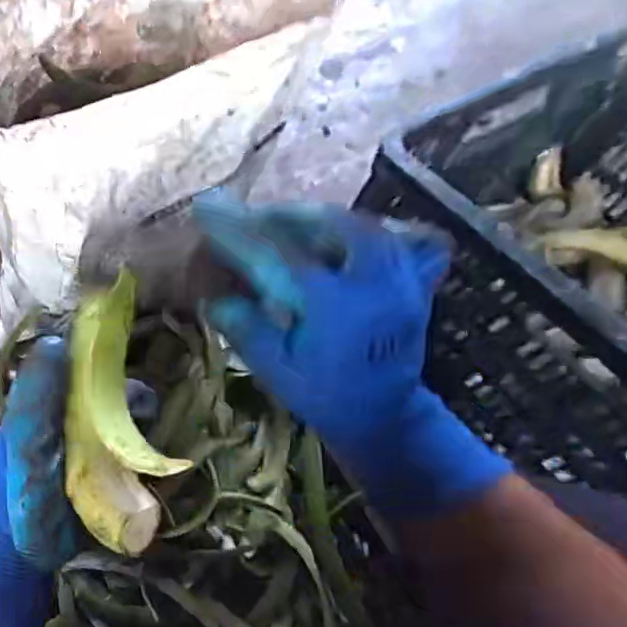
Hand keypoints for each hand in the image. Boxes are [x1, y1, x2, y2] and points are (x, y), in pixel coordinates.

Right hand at [194, 191, 510, 517]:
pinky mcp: (416, 284)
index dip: (240, 230)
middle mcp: (373, 282)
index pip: (278, 252)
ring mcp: (403, 280)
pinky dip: (370, 231)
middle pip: (329, 223)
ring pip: (364, 224)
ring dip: (322, 219)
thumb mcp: (276, 369)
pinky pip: (404, 239)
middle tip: (255, 218)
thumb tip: (214, 297)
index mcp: (333, 304)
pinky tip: (346, 240)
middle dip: (287, 215)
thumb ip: (246, 328)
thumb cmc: (324, 396)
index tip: (209, 210)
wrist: (385, 416)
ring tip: (291, 223)